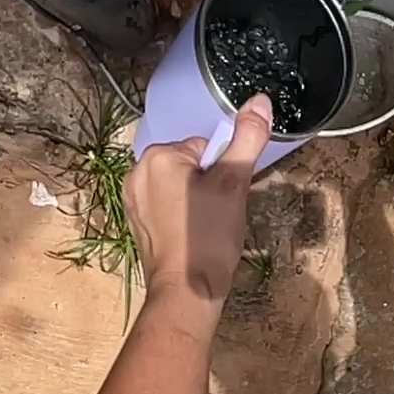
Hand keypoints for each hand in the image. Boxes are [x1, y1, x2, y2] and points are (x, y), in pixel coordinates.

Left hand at [124, 94, 272, 304]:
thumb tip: (260, 102)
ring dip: (196, 202)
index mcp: (159, 156)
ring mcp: (133, 200)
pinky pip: (166, 207)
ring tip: (206, 229)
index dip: (223, 172)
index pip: (205, 147)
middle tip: (218, 216)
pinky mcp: (137, 223)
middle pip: (190, 166)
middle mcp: (138, 173)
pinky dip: (182, 218)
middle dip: (208, 186)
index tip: (225, 198)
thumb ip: (247, 140)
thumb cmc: (208, 240)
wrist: (187, 291)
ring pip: (178, 187)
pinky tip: (193, 237)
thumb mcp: (234, 185)